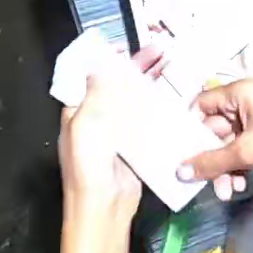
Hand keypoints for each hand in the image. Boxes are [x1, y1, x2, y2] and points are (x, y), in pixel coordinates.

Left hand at [58, 49, 162, 227]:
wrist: (104, 206)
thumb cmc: (88, 165)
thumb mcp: (86, 123)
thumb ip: (95, 93)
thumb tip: (100, 66)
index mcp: (77, 110)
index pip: (91, 76)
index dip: (107, 58)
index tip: (125, 46)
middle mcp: (97, 117)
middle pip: (118, 84)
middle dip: (136, 66)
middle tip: (158, 51)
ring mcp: (117, 131)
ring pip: (135, 98)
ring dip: (151, 81)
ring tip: (170, 65)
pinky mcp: (136, 144)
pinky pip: (147, 119)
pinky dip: (160, 105)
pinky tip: (175, 95)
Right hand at [179, 79, 252, 199]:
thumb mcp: (247, 151)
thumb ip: (211, 162)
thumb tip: (180, 172)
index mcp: (237, 92)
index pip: (199, 106)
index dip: (189, 129)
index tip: (181, 154)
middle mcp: (246, 100)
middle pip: (213, 128)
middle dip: (209, 157)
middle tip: (206, 182)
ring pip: (229, 142)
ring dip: (225, 166)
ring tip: (228, 189)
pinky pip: (245, 148)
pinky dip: (240, 165)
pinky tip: (241, 184)